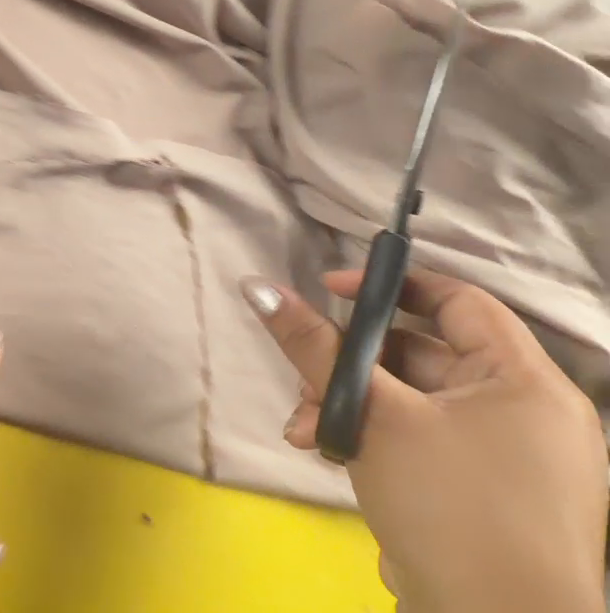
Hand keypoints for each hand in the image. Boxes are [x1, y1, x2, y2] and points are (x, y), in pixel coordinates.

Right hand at [241, 268, 606, 612]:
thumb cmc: (447, 500)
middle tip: (300, 382)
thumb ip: (312, 345)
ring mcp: (507, 451)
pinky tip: (330, 453)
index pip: (460, 301)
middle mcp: (526, 410)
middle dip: (344, 364)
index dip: (391, 286)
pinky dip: (370, 434)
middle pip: (419, 352)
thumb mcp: (370, 412)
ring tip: (308, 431)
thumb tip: (259, 285)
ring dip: (346, 404)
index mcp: (525, 382)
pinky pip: (418, 434)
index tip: (326, 289)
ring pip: (407, 397)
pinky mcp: (481, 485)